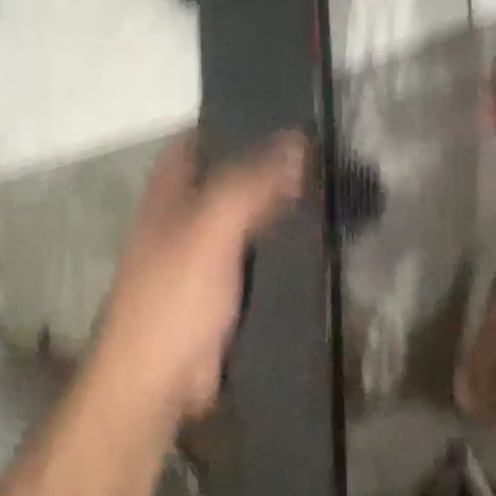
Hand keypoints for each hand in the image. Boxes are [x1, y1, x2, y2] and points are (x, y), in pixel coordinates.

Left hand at [89, 130, 307, 419]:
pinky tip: (322, 250)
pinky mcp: (223, 302)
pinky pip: (259, 269)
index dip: (235, 123)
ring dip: (283, 215)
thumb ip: (248, 185)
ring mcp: (203, 265)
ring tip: (339, 195)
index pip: (198, 141)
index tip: (289, 112)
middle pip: (229, 183)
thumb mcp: (209, 231)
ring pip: (248, 227)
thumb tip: (298, 141)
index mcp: (168, 197)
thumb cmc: (172, 301)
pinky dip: (285, 258)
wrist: (156, 382)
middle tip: (331, 156)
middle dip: (271, 170)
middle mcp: (183, 224)